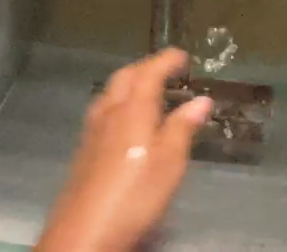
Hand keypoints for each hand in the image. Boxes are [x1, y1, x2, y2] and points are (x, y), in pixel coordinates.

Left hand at [35, 49, 213, 251]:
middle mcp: (110, 110)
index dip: (166, 60)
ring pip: (111, 91)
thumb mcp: (169, 163)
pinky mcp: (84, 148)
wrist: (84, 231)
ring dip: (130, 83)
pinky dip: (118, 102)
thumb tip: (202, 99)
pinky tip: (123, 121)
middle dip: (146, 67)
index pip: (149, 72)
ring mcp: (93, 129)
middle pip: (126, 76)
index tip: (182, 56)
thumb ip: (183, 128)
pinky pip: (103, 109)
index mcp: (133, 107)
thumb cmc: (134, 193)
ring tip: (146, 91)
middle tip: (166, 70)